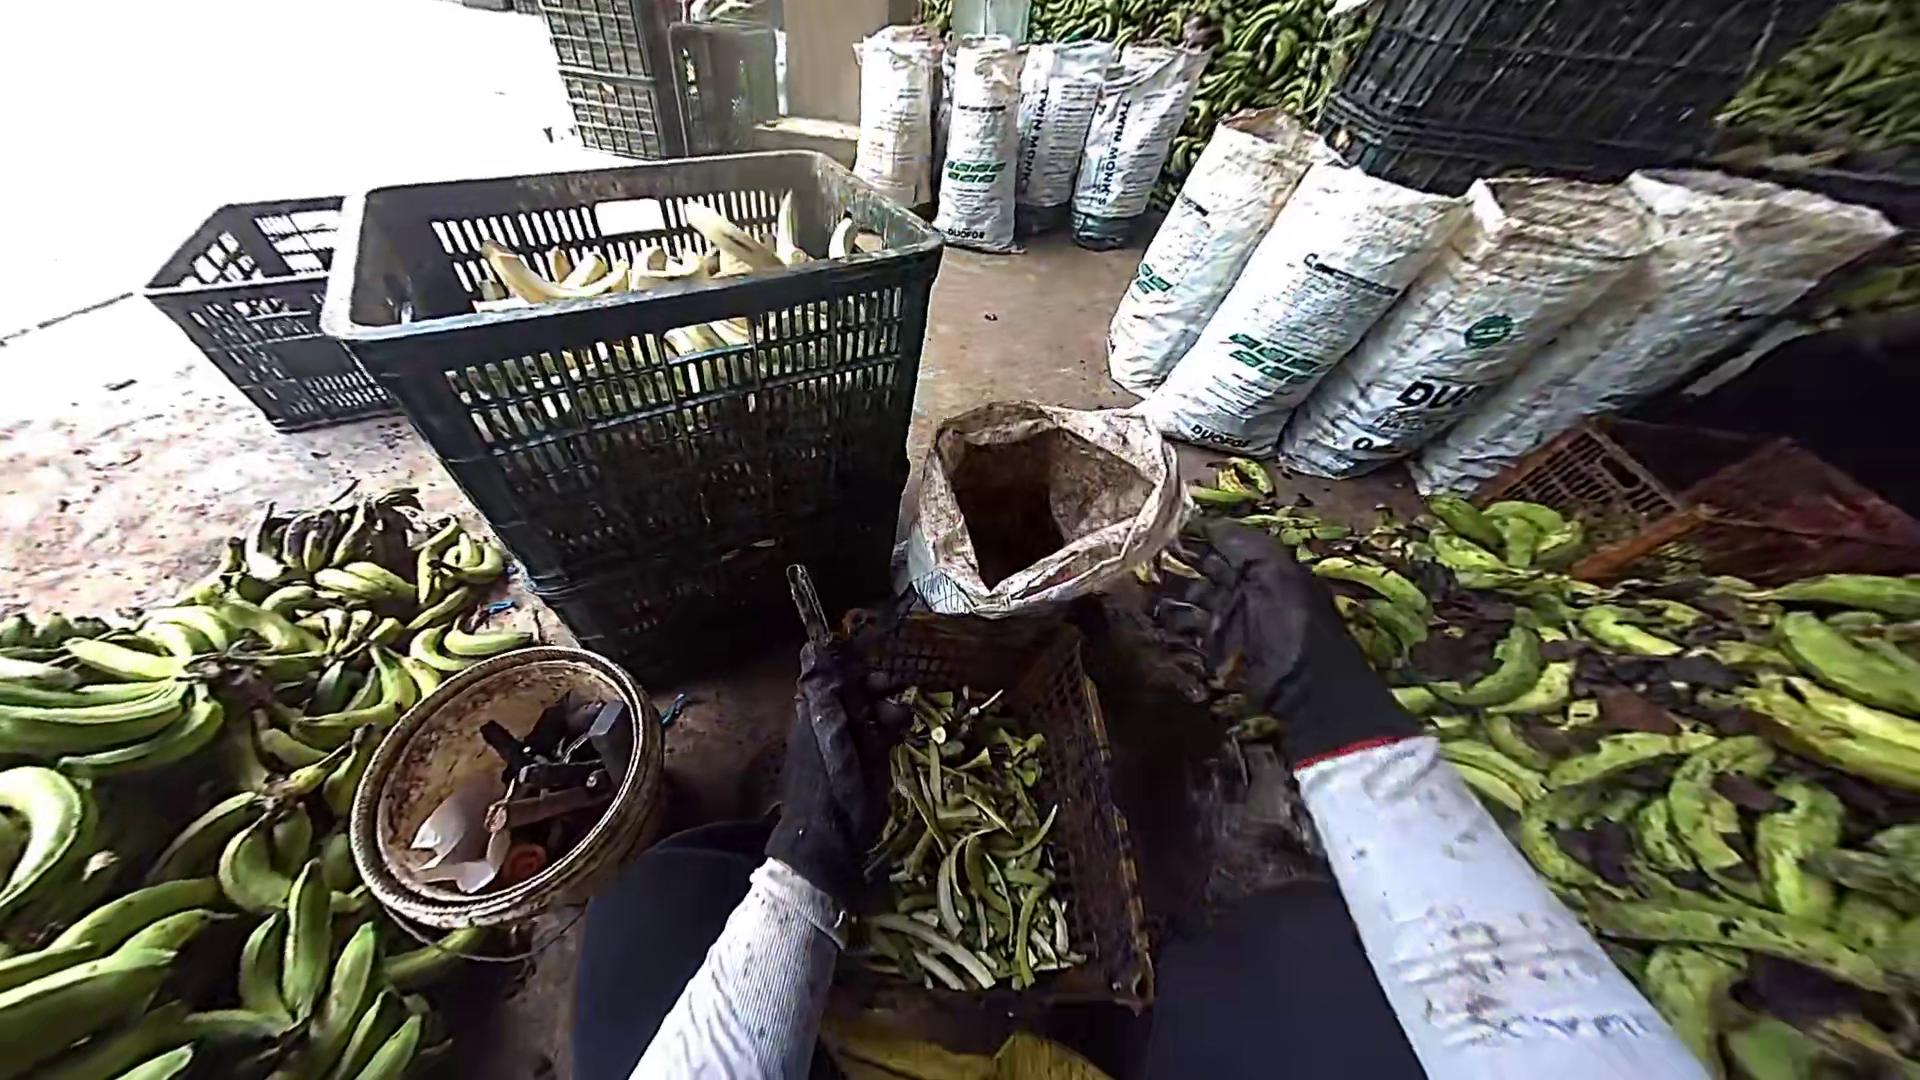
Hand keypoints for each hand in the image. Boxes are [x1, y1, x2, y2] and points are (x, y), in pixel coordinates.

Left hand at [765, 641, 883, 902]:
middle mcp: (835, 724)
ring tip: (899, 718)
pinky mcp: (872, 759)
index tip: (865, 665)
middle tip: (891, 686)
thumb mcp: (824, 735)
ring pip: (876, 710)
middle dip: (876, 686)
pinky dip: (896, 725)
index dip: (850, 668)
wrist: (832, 836)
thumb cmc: (823, 784)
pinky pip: (886, 731)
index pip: (833, 680)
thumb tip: (811, 651)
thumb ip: (824, 696)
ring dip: (890, 707)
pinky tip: (902, 729)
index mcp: (816, 715)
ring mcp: (854, 741)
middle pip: (858, 692)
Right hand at [1159, 520, 1417, 764]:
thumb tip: (1209, 521)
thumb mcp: (1277, 576)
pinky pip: (1189, 630)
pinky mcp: (1216, 648)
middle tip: (1141, 560)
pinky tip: (1156, 621)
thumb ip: (1245, 545)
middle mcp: (1244, 590)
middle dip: (1174, 564)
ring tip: (1143, 594)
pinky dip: (1172, 625)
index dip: (1194, 536)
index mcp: (1262, 569)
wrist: (1305, 690)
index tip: (1161, 531)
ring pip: (1190, 599)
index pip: (1221, 544)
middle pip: (1202, 570)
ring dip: (1168, 595)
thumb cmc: (1292, 627)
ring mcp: (1229, 620)